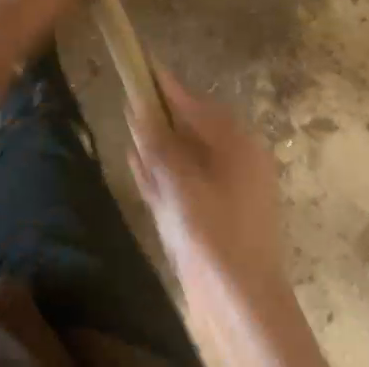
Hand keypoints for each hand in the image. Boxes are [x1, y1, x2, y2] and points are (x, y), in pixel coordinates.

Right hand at [129, 66, 285, 292]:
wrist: (239, 304)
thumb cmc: (213, 232)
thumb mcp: (178, 180)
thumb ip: (156, 141)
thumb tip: (138, 105)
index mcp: (237, 144)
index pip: (193, 102)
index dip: (163, 86)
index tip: (138, 63)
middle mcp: (235, 162)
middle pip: (187, 130)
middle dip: (157, 126)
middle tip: (130, 118)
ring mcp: (226, 191)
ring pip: (182, 159)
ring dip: (156, 154)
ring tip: (135, 150)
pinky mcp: (214, 216)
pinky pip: (183, 186)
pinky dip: (163, 180)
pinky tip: (144, 178)